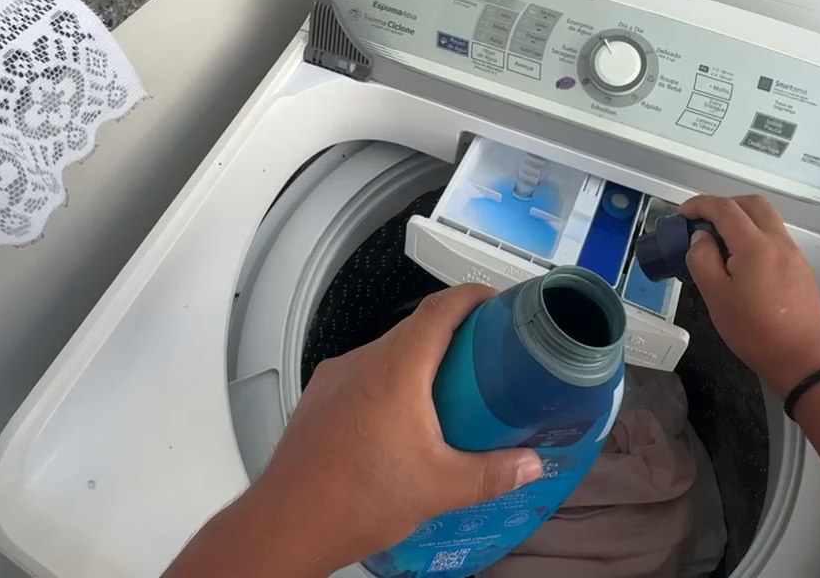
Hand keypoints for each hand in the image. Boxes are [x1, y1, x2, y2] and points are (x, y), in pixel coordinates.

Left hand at [235, 283, 544, 570]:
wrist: (287, 523)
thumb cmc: (360, 498)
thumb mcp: (439, 488)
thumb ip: (491, 474)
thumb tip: (532, 464)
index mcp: (398, 367)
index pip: (439, 308)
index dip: (470, 296)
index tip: (494, 299)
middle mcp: (365, 359)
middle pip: (415, 326)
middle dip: (451, 332)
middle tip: (481, 354)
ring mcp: (337, 374)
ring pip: (387, 350)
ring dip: (418, 359)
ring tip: (444, 392)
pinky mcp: (320, 394)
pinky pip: (363, 371)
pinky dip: (388, 379)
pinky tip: (397, 419)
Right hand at [683, 194, 819, 392]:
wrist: (805, 362)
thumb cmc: (755, 331)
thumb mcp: (716, 297)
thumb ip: (702, 259)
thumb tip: (701, 237)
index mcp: (755, 246)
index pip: (724, 208)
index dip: (700, 204)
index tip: (682, 214)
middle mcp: (778, 242)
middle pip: (752, 203)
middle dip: (724, 204)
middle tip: (704, 222)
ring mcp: (794, 254)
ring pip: (767, 218)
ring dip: (742, 217)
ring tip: (721, 241)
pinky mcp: (801, 268)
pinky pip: (775, 236)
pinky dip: (755, 233)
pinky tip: (742, 260)